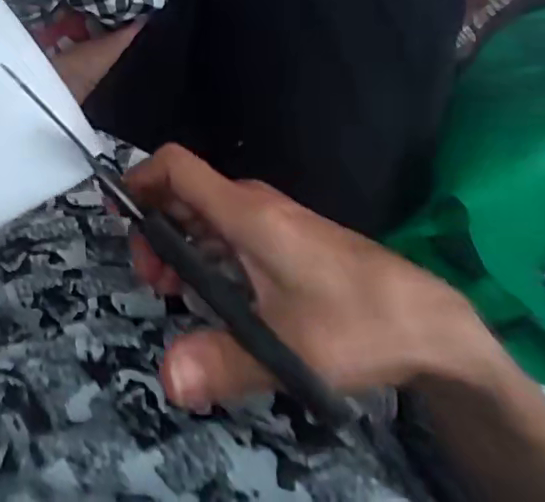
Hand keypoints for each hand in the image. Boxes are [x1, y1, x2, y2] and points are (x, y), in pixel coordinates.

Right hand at [123, 144, 493, 411]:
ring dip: (177, 246)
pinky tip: (215, 296)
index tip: (115, 213)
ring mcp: (270, 219)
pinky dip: (204, 253)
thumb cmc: (356, 322)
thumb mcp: (286, 349)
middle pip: (181, 194)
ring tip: (176, 295)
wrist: (429, 322)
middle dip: (153, 232)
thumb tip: (166, 378)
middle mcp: (252, 204)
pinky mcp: (284, 237)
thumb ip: (223, 361)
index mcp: (245, 212)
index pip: (176, 166)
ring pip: (203, 215)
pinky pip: (226, 230)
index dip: (137, 178)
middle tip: (153, 285)